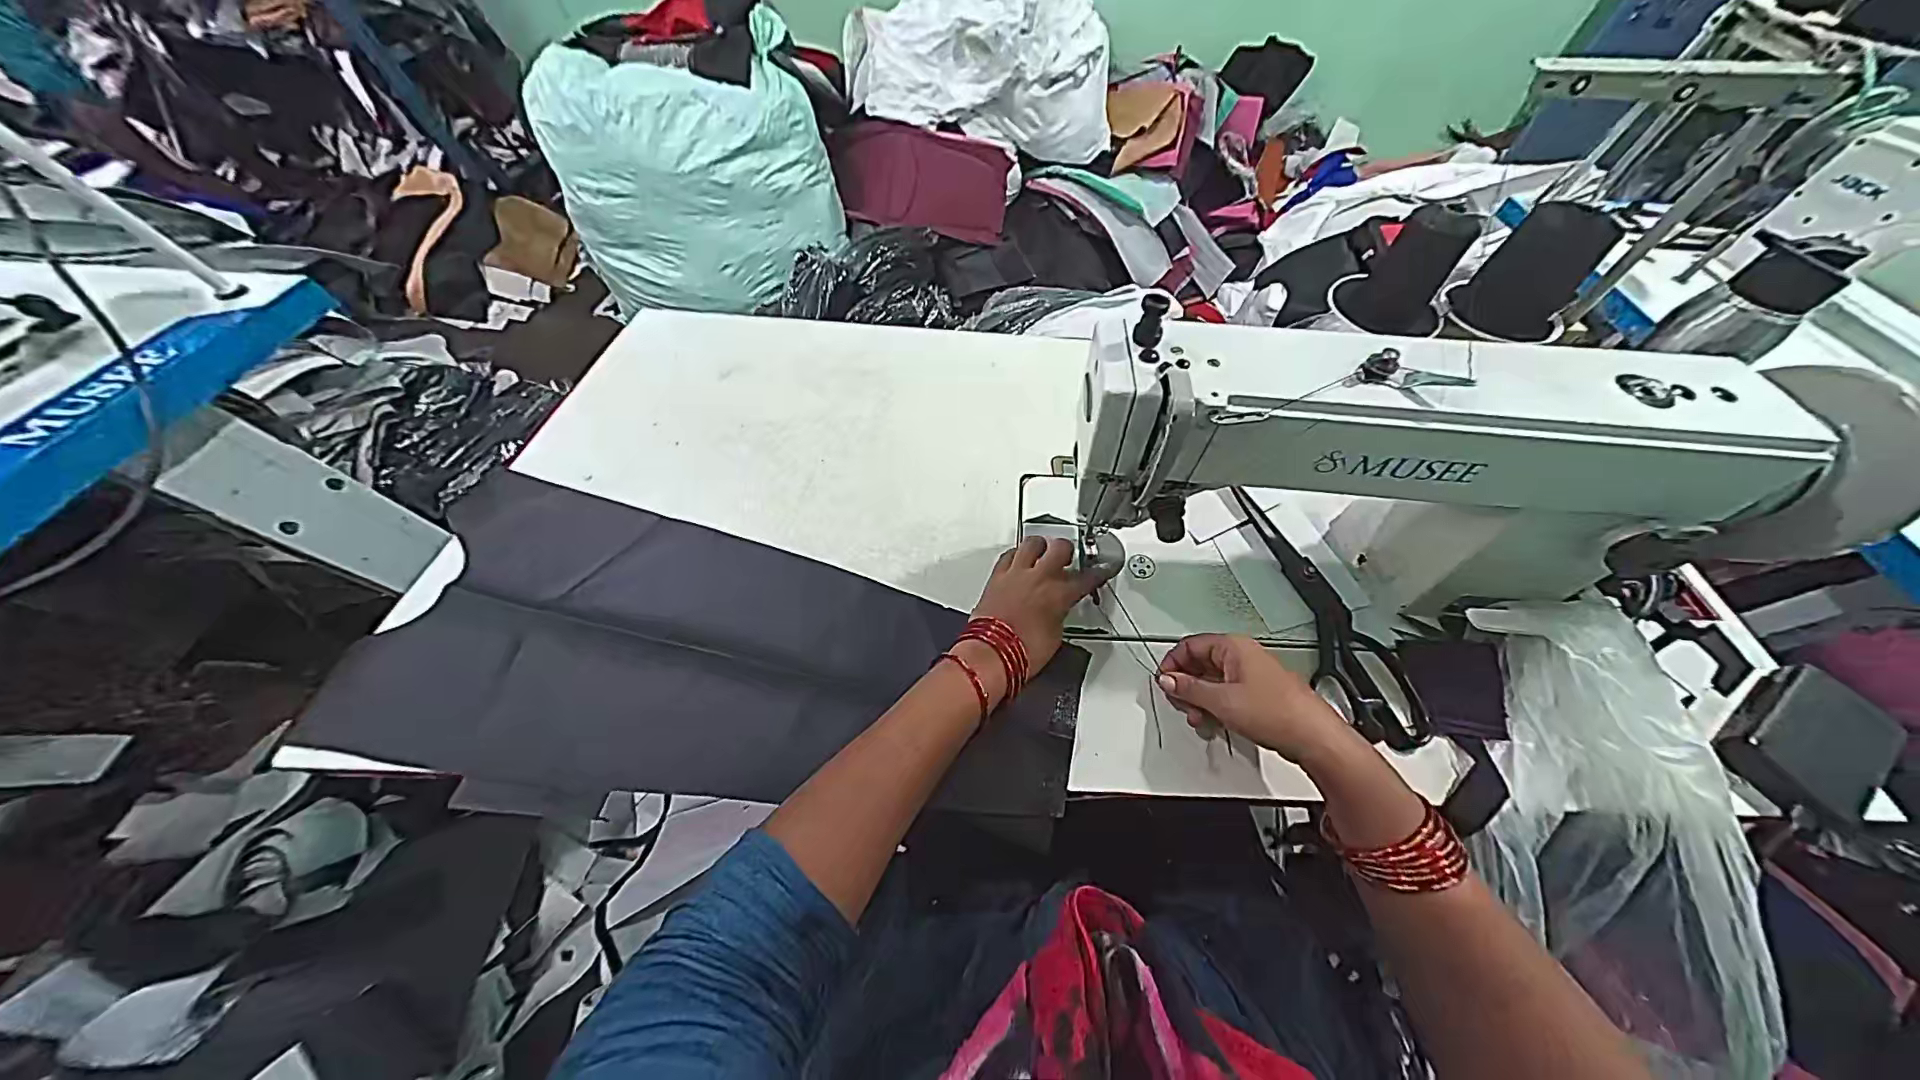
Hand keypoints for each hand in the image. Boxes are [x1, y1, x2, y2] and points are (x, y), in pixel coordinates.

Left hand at [971, 536, 1118, 677]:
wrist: (992, 654)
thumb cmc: (1022, 652)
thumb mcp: (1055, 637)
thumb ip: (1059, 614)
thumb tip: (1057, 612)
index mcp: (1060, 594)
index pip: (1087, 578)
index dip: (1097, 573)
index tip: (1100, 570)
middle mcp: (1039, 578)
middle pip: (1060, 547)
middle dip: (1068, 550)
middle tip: (1068, 556)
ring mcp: (1016, 574)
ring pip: (1032, 543)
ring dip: (1040, 546)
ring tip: (1042, 551)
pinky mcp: (996, 577)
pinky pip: (1007, 556)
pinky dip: (1015, 555)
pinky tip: (1017, 559)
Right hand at [1156, 634, 1358, 766]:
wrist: (1314, 737)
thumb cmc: (1280, 712)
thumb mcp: (1221, 701)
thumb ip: (1188, 689)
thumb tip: (1169, 680)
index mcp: (1233, 647)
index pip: (1189, 645)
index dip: (1173, 664)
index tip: (1166, 683)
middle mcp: (1242, 656)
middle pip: (1199, 663)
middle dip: (1186, 686)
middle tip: (1184, 704)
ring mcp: (1250, 675)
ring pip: (1211, 681)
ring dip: (1200, 700)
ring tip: (1201, 717)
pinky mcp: (1257, 694)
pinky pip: (1225, 694)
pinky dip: (1215, 707)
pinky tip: (1216, 722)